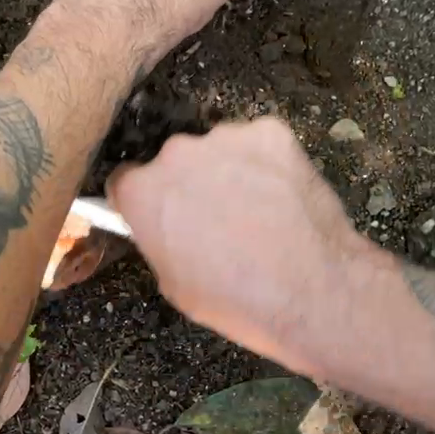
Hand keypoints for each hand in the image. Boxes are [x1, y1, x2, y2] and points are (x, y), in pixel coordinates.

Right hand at [109, 118, 369, 368]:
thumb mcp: (175, 285)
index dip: (142, 203)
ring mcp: (227, 137)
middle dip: (189, 186)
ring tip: (258, 214)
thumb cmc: (236, 300)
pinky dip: (268, 166)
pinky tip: (283, 200)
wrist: (309, 291)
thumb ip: (160, 242)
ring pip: (219, 151)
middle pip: (174, 163)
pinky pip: (260, 146)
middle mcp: (177, 153)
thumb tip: (167, 230)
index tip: (158, 217)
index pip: (125, 182)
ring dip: (229, 173)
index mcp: (143, 192)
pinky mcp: (272, 133)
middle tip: (217, 222)